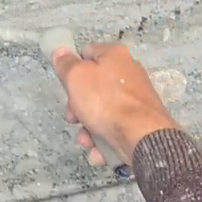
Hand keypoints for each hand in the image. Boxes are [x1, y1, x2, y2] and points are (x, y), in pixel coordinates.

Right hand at [50, 43, 179, 165]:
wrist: (141, 136)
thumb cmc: (106, 102)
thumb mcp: (76, 77)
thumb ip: (66, 64)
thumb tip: (60, 51)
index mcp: (115, 55)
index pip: (86, 52)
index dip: (72, 68)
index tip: (65, 85)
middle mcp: (128, 72)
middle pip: (92, 86)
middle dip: (78, 105)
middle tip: (73, 117)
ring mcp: (135, 98)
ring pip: (102, 110)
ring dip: (88, 127)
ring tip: (86, 140)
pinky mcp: (140, 120)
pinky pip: (114, 127)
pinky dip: (104, 139)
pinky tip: (99, 150)